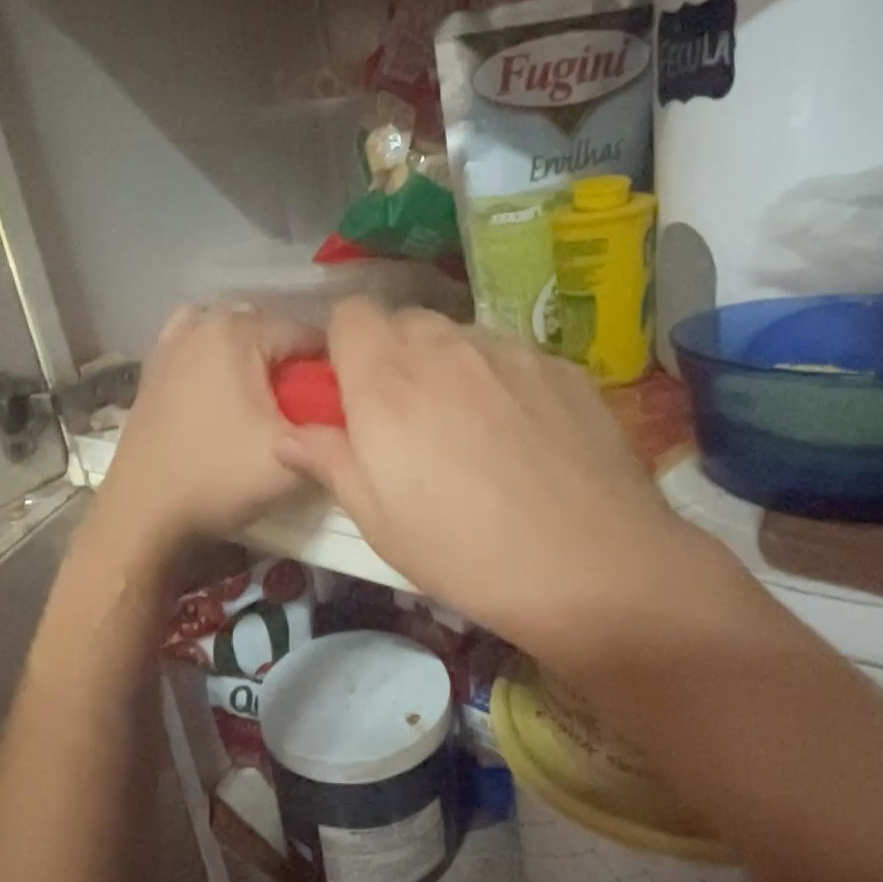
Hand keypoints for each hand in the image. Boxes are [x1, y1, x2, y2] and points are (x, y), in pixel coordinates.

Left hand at [101, 306, 321, 553]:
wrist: (144, 514)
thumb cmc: (219, 477)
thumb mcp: (292, 456)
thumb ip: (332, 426)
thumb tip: (352, 411)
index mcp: (236, 331)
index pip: (308, 334)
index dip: (330, 370)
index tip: (336, 406)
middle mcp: (201, 322)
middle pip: (269, 331)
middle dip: (291, 364)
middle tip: (302, 409)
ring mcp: (170, 343)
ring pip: (232, 337)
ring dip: (253, 360)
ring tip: (263, 400)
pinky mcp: (153, 369)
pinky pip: (199, 349)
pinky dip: (218, 363)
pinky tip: (224, 396)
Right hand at [274, 298, 702, 663]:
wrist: (591, 567)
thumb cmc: (464, 553)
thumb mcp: (379, 521)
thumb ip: (331, 462)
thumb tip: (292, 434)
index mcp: (387, 380)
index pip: (350, 313)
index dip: (345, 346)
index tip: (352, 392)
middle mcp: (448, 347)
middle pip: (406, 322)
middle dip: (396, 358)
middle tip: (408, 421)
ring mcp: (512, 352)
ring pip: (463, 338)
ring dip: (451, 368)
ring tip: (472, 432)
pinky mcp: (564, 367)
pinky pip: (514, 359)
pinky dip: (503, 382)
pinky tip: (525, 438)